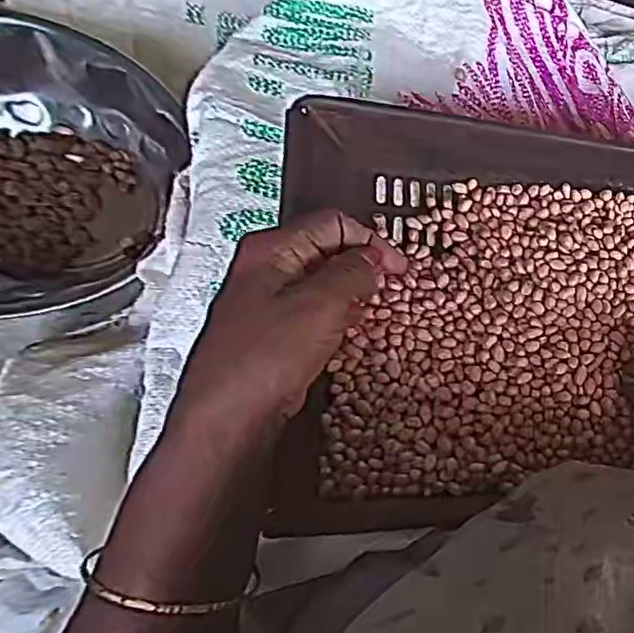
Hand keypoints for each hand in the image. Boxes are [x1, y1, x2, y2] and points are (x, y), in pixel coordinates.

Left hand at [175, 211, 407, 429]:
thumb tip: (373, 258)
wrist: (234, 409)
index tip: (399, 267)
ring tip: (378, 309)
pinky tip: (353, 329)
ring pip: (327, 281)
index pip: (334, 223)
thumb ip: (353, 272)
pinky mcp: (280, 328)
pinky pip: (320, 309)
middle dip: (366, 265)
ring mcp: (273, 298)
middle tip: (394, 287)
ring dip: (357, 291)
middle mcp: (269, 267)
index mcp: (273, 249)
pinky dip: (343, 313)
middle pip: (331, 249)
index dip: (372, 241)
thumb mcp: (322, 303)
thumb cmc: (267, 354)